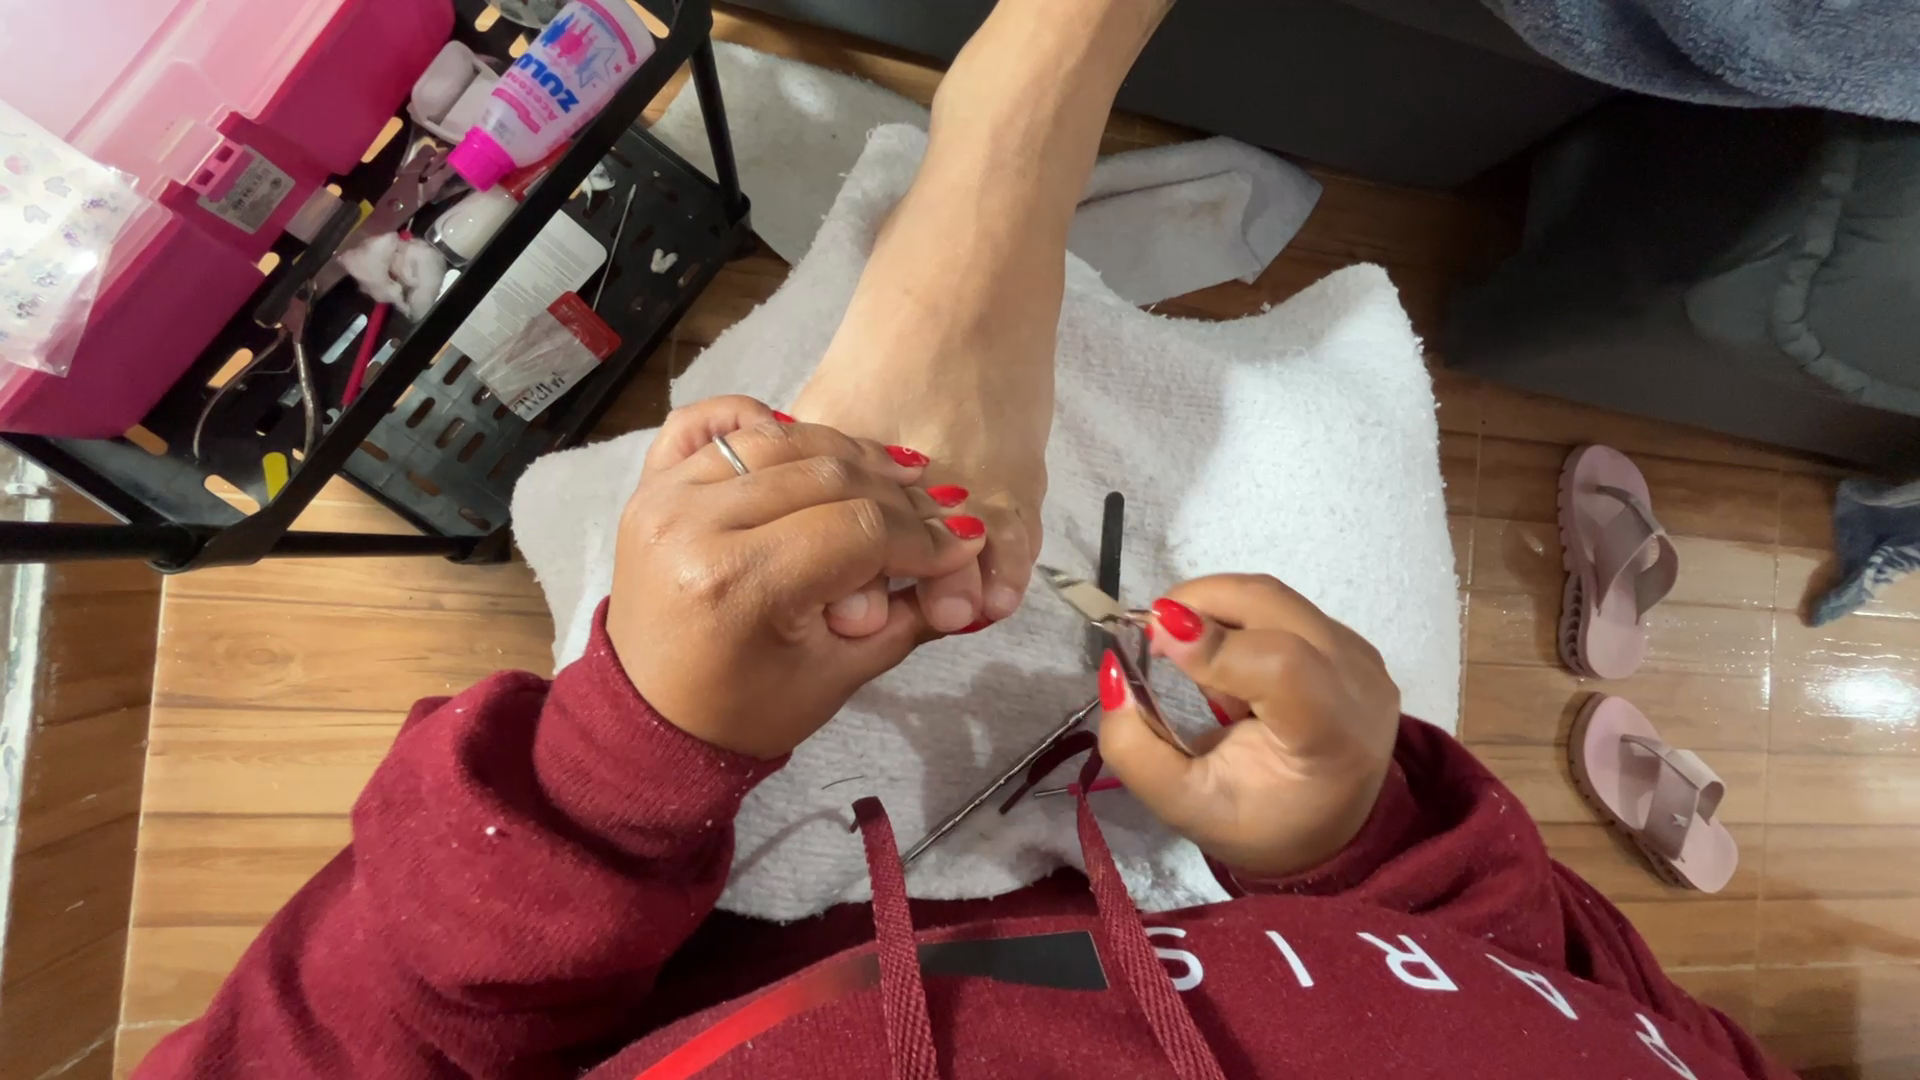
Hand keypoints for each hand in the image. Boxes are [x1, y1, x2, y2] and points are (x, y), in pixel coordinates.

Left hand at [606, 399, 985, 758]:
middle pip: (828, 474)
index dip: (923, 536)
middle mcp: (694, 523)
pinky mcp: (650, 485)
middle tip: (939, 512)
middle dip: (898, 495)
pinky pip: (713, 424)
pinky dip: (762, 421)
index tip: (964, 543)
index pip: (859, 529)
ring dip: (848, 452)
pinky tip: (802, 442)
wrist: (651, 722)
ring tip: (895, 474)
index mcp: (739, 583)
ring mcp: (664, 495)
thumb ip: (911, 614)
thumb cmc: (747, 712)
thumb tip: (968, 554)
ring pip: (782, 439)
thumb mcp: (840, 675)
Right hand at [1096, 574, 1400, 877]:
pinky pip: (1277, 604)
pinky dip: (1231, 613)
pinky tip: (1217, 651)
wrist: (1329, 825)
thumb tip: (1114, 671)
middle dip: (1196, 603)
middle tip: (1150, 634)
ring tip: (1181, 645)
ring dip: (1211, 606)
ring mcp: (1357, 654)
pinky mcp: (1347, 640)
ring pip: (1268, 596)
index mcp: (1331, 735)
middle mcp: (1357, 682)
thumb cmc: (1258, 820)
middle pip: (1269, 605)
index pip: (1280, 664)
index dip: (1212, 643)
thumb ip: (1136, 749)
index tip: (1152, 641)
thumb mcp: (1183, 806)